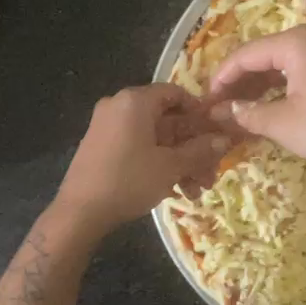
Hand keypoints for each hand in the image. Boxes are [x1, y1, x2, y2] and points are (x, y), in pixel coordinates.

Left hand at [53, 83, 233, 235]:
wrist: (80, 211)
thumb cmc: (129, 181)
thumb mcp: (170, 166)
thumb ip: (199, 150)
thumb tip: (225, 139)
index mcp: (135, 101)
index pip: (175, 93)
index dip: (199, 111)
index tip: (217, 132)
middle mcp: (119, 106)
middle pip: (167, 120)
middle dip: (193, 148)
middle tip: (210, 173)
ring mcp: (107, 127)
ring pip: (154, 138)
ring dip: (178, 162)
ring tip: (195, 191)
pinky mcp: (101, 147)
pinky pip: (137, 147)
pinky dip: (157, 163)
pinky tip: (175, 190)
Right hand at [208, 27, 305, 172]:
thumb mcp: (280, 123)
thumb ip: (246, 113)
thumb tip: (222, 111)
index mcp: (295, 43)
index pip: (245, 55)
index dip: (221, 78)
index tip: (205, 101)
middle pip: (261, 57)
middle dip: (237, 83)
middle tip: (217, 107)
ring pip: (277, 66)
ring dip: (254, 88)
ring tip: (234, 111)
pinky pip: (294, 74)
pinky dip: (275, 90)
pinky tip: (261, 110)